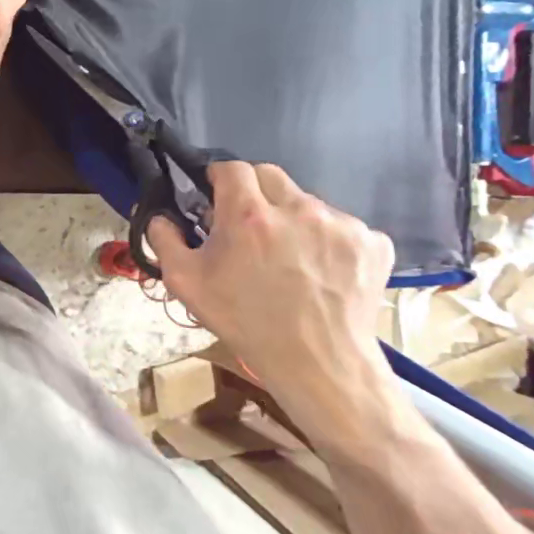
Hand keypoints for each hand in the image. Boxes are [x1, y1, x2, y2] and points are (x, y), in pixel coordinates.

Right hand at [148, 162, 401, 451]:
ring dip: (292, 218)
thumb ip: (165, 240)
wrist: (319, 366)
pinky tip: (320, 271)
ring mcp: (341, 223)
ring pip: (306, 202)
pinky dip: (328, 241)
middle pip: (270, 176)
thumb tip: (161, 216)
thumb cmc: (246, 323)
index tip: (217, 198)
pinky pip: (342, 226)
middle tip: (249, 227)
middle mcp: (298, 208)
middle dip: (255, 193)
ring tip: (289, 258)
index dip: (220, 178)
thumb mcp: (187, 285)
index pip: (232, 167)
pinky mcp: (372, 242)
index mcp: (249, 215)